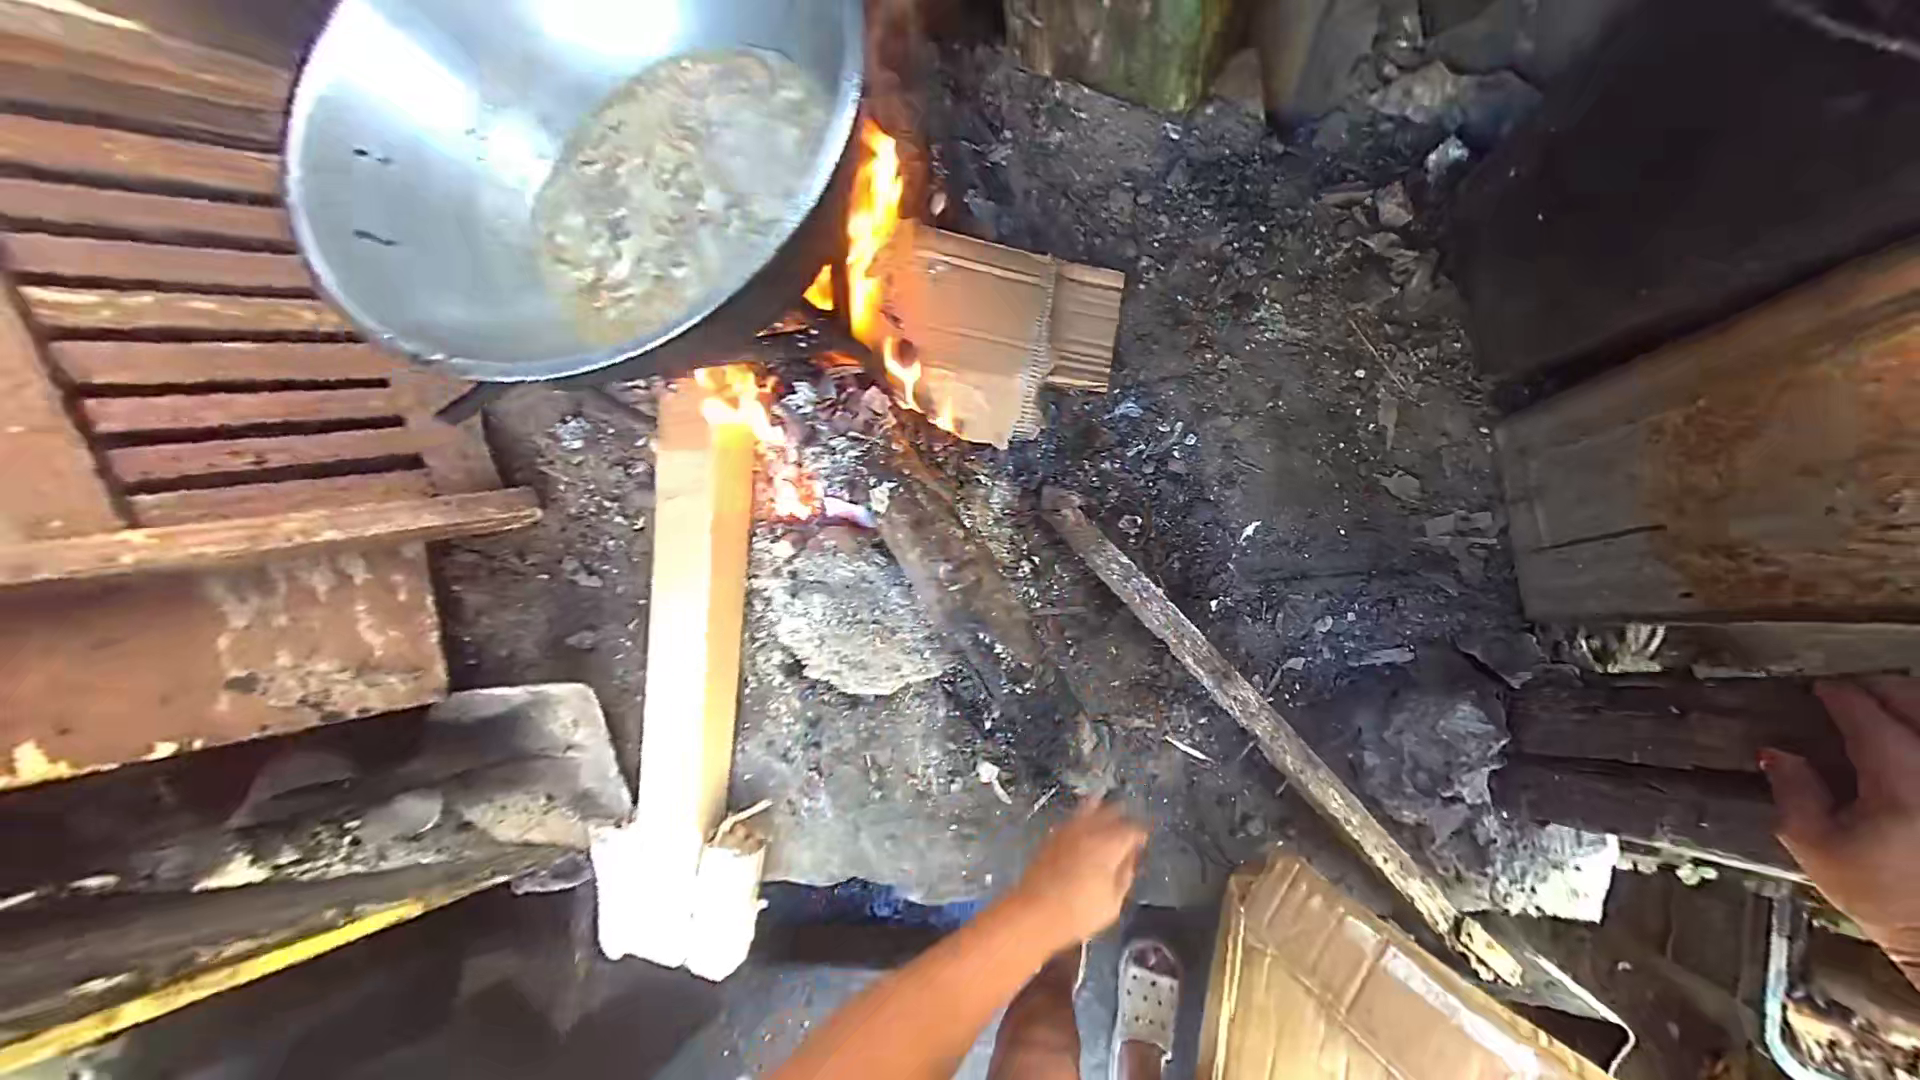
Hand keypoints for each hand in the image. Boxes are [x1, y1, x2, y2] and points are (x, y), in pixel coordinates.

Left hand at [1006, 799, 1148, 950]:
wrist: (1036, 912)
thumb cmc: (1079, 913)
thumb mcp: (1113, 902)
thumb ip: (1125, 876)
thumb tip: (1130, 861)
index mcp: (1108, 846)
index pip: (1131, 831)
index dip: (1141, 833)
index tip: (1145, 837)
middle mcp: (1089, 832)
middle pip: (1110, 813)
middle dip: (1123, 815)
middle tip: (1130, 818)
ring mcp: (1068, 831)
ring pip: (1088, 809)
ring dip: (1100, 807)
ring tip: (1106, 803)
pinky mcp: (1053, 836)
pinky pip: (1072, 818)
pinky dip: (1081, 815)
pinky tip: (1083, 819)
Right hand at [1763, 677, 1919, 968]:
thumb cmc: (1884, 896)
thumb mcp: (1813, 842)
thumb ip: (1794, 791)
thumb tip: (1779, 755)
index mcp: (1902, 786)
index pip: (1870, 722)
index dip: (1843, 699)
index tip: (1824, 689)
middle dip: (1891, 694)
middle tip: (1861, 690)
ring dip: (1916, 716)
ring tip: (1895, 710)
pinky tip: (1908, 748)